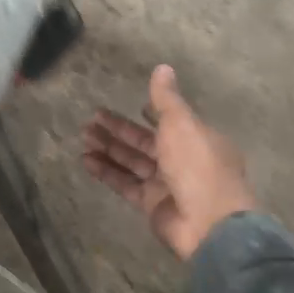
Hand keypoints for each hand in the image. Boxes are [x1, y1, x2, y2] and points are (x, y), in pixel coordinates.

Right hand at [81, 64, 256, 260]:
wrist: (210, 224)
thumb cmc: (197, 165)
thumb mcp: (182, 123)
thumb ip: (166, 98)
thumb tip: (163, 67)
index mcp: (197, 141)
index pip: (171, 122)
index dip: (152, 113)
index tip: (134, 105)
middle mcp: (183, 161)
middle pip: (145, 141)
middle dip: (119, 129)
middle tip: (91, 117)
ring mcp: (168, 184)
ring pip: (133, 160)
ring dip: (109, 147)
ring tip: (83, 134)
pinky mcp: (152, 204)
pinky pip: (125, 183)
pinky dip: (106, 171)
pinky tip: (85, 159)